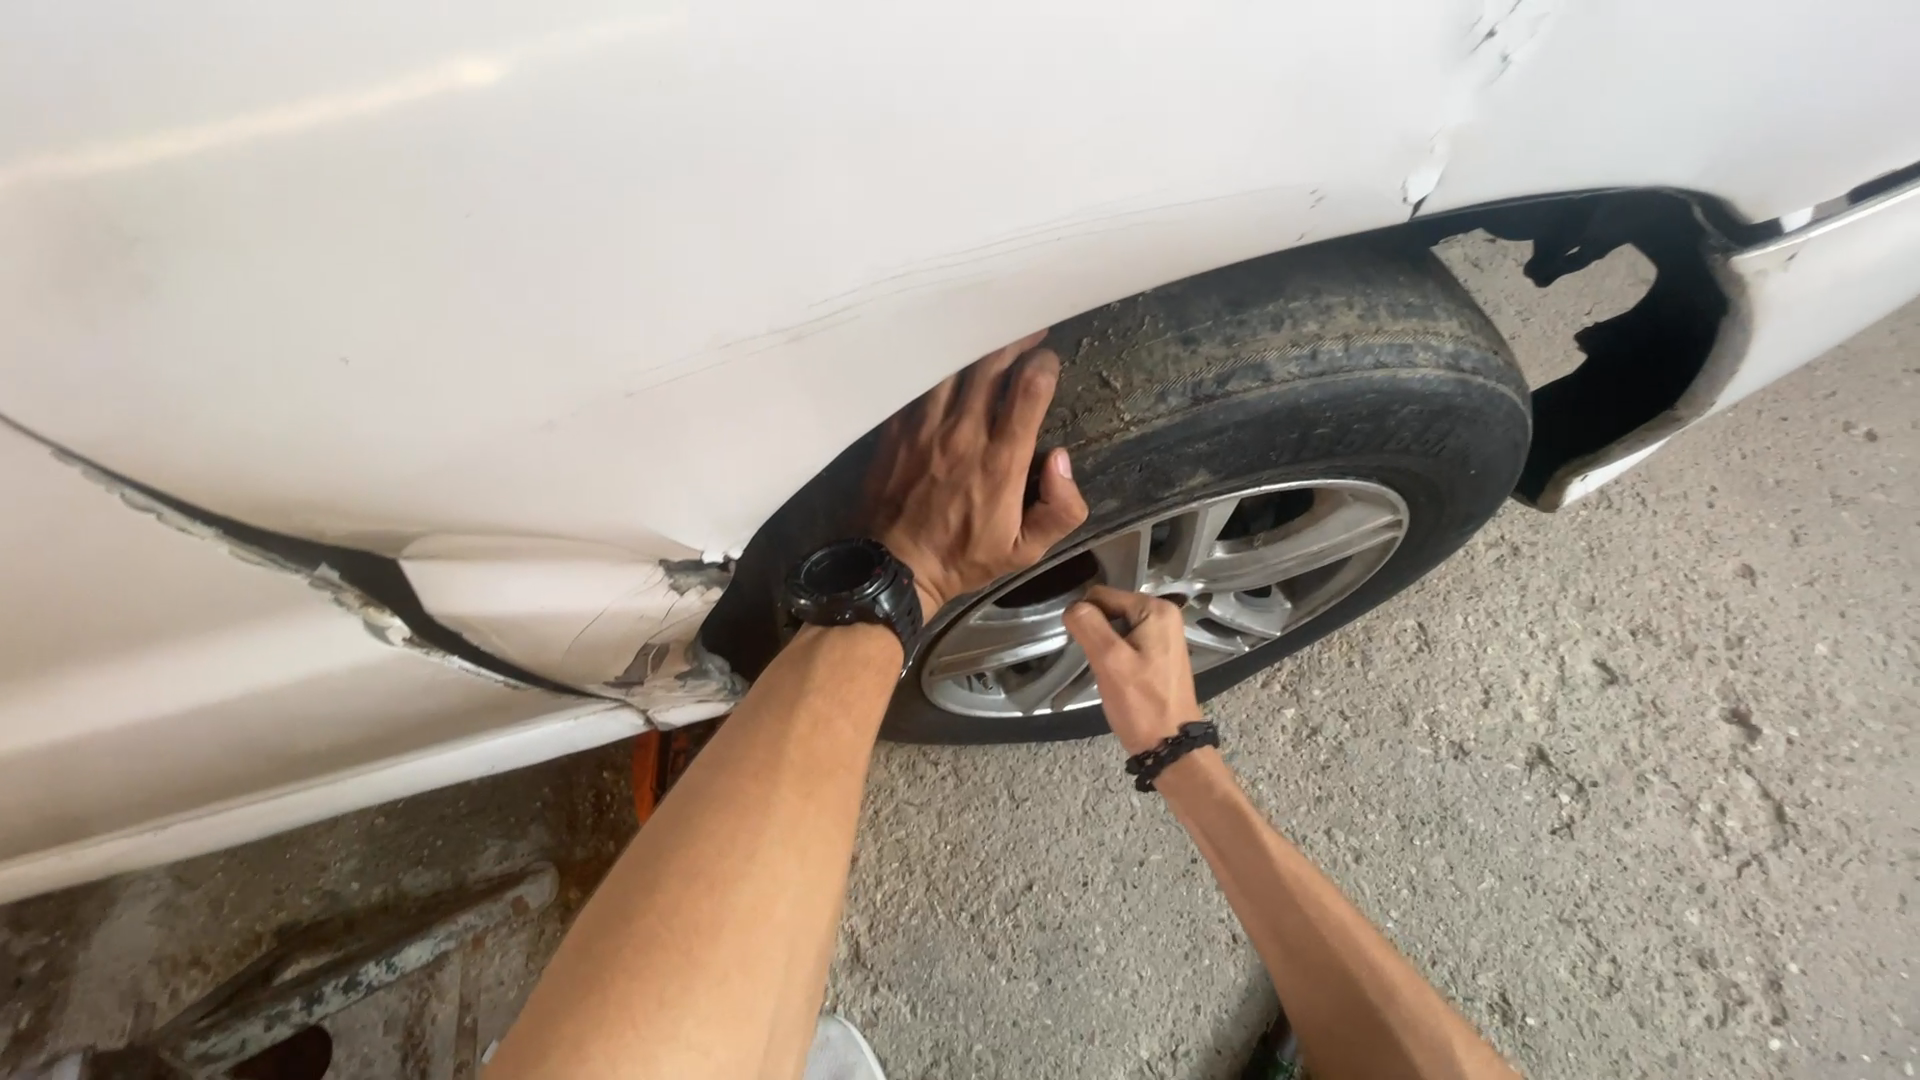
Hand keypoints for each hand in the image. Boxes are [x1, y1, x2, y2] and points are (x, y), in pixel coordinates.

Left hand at [867, 331, 1088, 611]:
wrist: (894, 567)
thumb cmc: (964, 558)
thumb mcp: (1025, 551)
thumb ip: (1060, 509)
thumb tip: (1061, 458)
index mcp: (1000, 461)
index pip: (1029, 389)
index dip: (1043, 365)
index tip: (1047, 361)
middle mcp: (963, 434)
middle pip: (991, 365)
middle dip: (1015, 340)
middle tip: (1027, 330)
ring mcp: (924, 427)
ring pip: (952, 366)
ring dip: (975, 346)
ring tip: (989, 333)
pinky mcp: (896, 429)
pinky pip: (919, 382)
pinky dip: (936, 365)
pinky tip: (945, 358)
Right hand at [1063, 585, 1203, 755]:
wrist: (1170, 745)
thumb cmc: (1141, 704)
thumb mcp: (1110, 661)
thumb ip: (1089, 626)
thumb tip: (1072, 607)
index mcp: (1156, 609)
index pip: (1101, 595)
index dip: (1086, 619)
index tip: (1087, 649)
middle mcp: (1164, 615)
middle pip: (1109, 609)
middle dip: (1096, 633)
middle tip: (1099, 663)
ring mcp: (1163, 635)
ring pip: (1115, 627)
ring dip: (1104, 646)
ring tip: (1108, 671)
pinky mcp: (1159, 653)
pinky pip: (1126, 642)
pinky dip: (1115, 656)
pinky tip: (1118, 676)